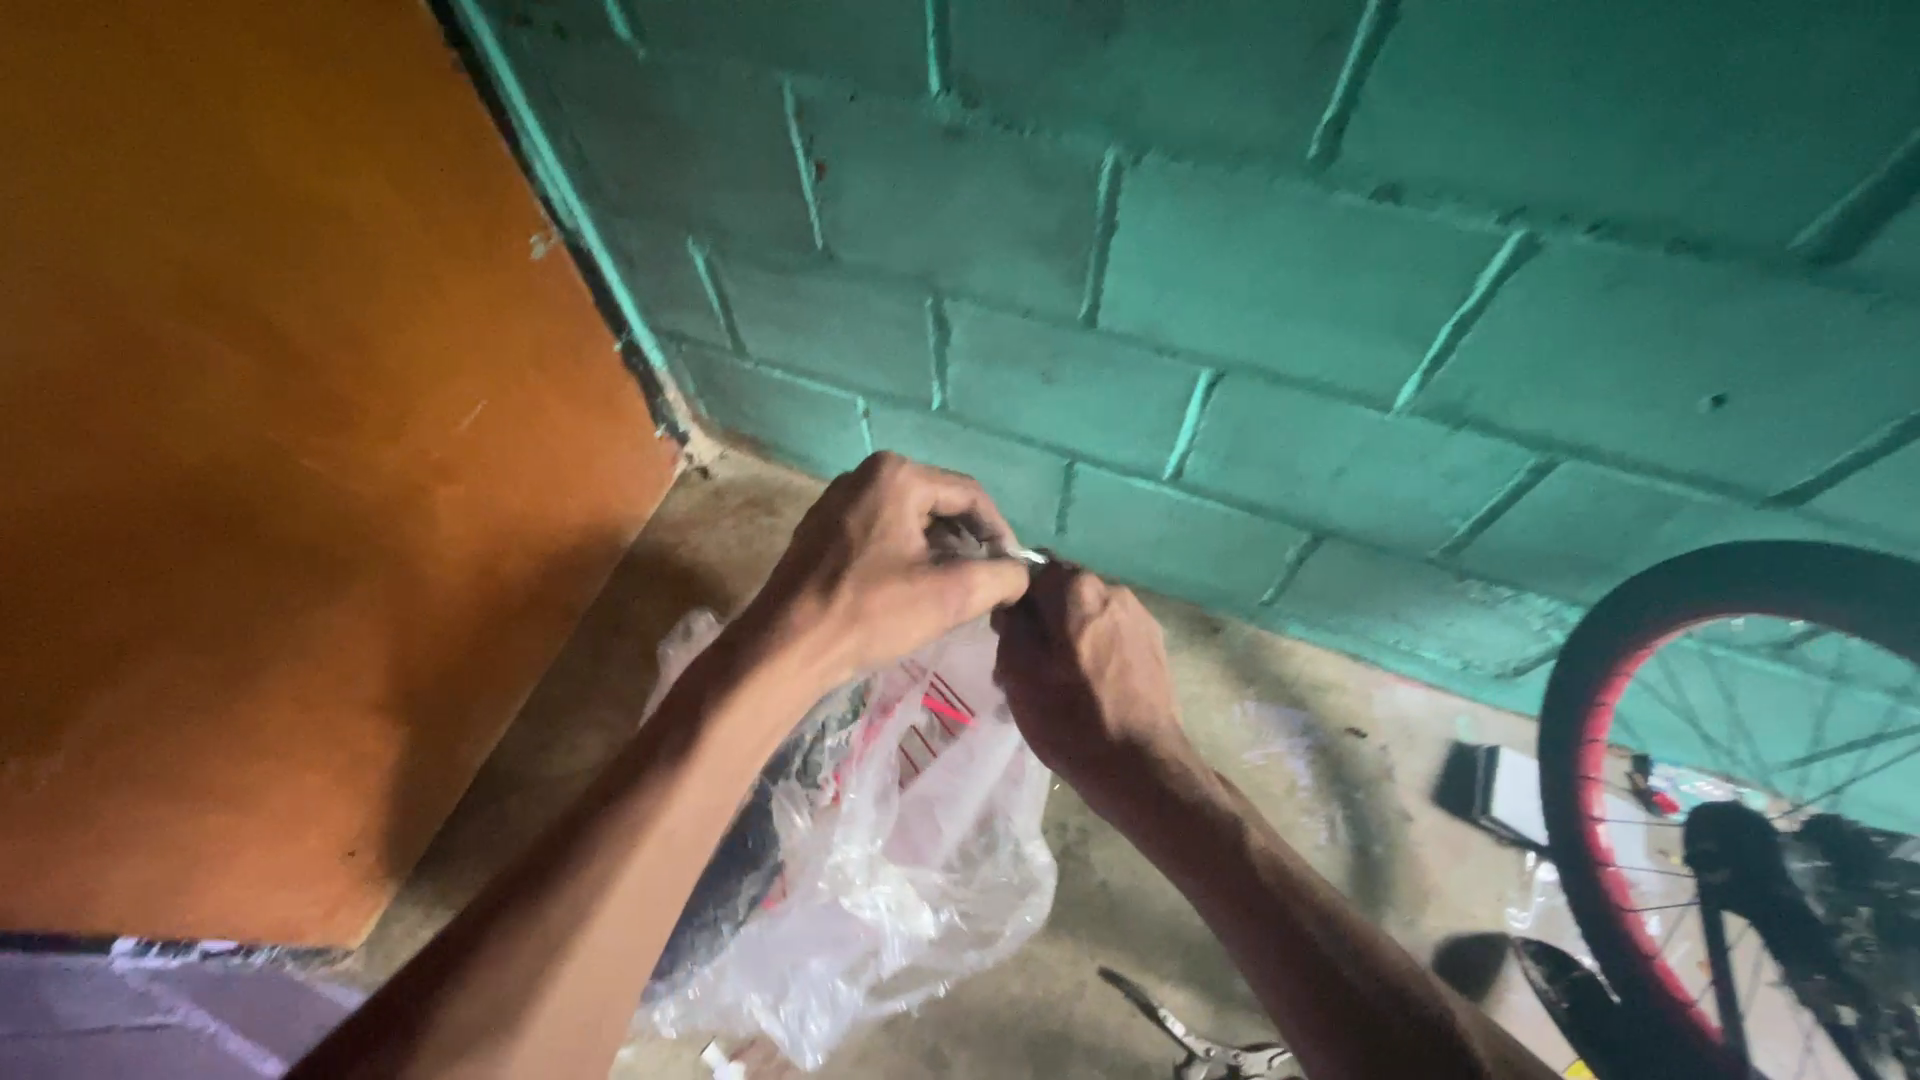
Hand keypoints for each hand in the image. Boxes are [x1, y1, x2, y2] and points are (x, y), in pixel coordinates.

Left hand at [730, 452, 1031, 697]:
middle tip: (986, 581)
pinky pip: (879, 533)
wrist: (787, 647)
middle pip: (938, 504)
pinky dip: (905, 555)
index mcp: (897, 475)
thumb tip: (1019, 573)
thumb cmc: (871, 612)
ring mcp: (836, 501)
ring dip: (938, 551)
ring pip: (908, 520)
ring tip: (954, 589)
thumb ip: (1000, 576)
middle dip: (968, 543)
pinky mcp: (820, 531)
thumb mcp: (950, 595)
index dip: (1000, 533)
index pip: (970, 495)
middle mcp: (864, 475)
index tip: (1013, 569)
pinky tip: (911, 590)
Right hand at [991, 562, 1197, 806]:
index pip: (1031, 570)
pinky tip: (1094, 686)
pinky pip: (1113, 632)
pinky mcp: (1156, 643)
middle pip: (1062, 591)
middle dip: (1044, 619)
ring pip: (1089, 613)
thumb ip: (1010, 622)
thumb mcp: (1017, 671)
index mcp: (1076, 588)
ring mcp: (1140, 615)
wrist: (1141, 765)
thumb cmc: (1070, 717)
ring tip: (1063, 680)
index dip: (1014, 601)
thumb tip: (1014, 602)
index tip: (1008, 637)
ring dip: (1071, 634)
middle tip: (1031, 664)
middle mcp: (1113, 588)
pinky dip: (1097, 648)